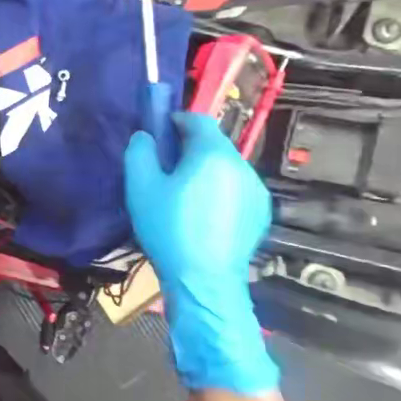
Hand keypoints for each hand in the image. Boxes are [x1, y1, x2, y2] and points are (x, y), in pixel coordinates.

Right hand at [124, 113, 278, 394]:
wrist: (204, 281)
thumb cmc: (168, 230)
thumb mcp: (141, 190)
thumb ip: (140, 154)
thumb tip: (145, 137)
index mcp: (212, 154)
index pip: (197, 119)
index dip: (175, 121)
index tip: (158, 132)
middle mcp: (241, 165)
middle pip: (213, 145)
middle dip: (189, 151)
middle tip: (164, 171)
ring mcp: (255, 189)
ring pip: (225, 169)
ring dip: (204, 174)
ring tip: (182, 198)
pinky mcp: (260, 213)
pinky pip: (235, 192)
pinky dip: (218, 194)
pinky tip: (201, 218)